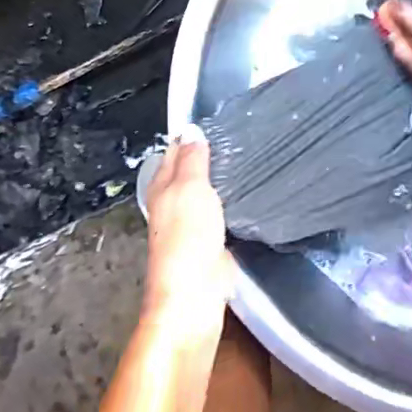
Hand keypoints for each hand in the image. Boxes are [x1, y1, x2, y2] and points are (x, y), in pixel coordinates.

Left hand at [142, 127, 233, 336]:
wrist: (194, 295)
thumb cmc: (188, 236)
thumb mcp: (190, 187)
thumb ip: (192, 159)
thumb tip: (190, 128)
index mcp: (163, 186)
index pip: (175, 151)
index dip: (191, 135)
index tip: (216, 116)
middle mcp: (173, 202)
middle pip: (190, 171)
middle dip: (209, 155)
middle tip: (239, 133)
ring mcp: (192, 225)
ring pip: (207, 193)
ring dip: (222, 179)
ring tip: (248, 158)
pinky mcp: (210, 243)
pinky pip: (221, 214)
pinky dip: (231, 203)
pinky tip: (249, 195)